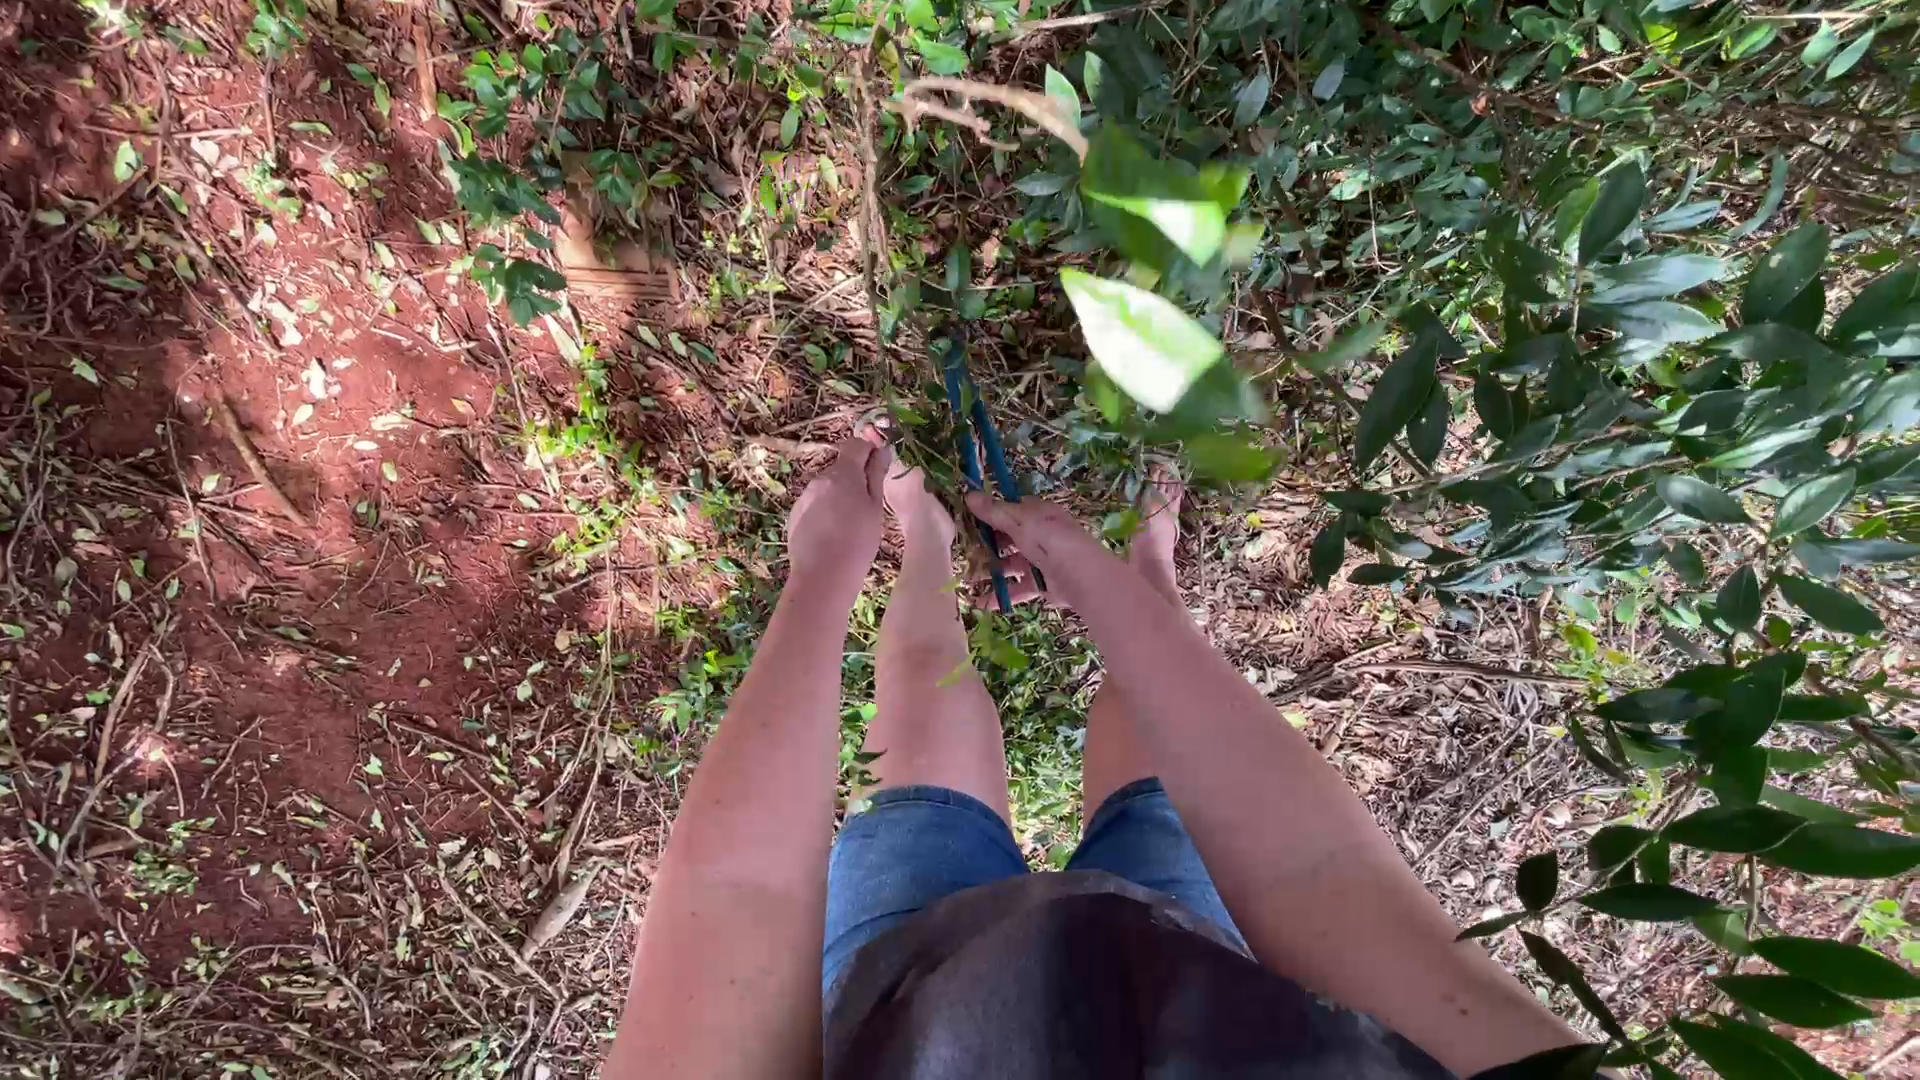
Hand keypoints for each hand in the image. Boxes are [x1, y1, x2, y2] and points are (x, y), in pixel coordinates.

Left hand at [788, 438, 891, 592]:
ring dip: (839, 497)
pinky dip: (825, 512)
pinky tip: (832, 535)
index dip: (869, 452)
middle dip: (854, 479)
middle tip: (867, 507)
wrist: (823, 575)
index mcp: (843, 474)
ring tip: (849, 526)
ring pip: (827, 488)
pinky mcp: (795, 514)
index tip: (878, 469)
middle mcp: (820, 479)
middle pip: (841, 468)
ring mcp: (804, 496)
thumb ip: (876, 476)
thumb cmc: (859, 541)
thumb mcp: (875, 508)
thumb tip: (881, 450)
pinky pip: (815, 505)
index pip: (855, 445)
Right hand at [964, 491, 1125, 609]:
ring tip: (967, 580)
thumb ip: (994, 512)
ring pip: (1010, 565)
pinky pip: (1017, 588)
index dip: (990, 515)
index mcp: (1038, 514)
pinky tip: (981, 603)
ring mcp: (1040, 561)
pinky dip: (1000, 595)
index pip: (1010, 510)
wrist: (1080, 575)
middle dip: (985, 546)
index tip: (967, 521)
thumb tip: (969, 495)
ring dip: (989, 572)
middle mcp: (1039, 535)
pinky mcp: (1041, 584)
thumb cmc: (1049, 539)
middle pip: (1008, 539)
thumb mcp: (1019, 521)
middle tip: (962, 552)